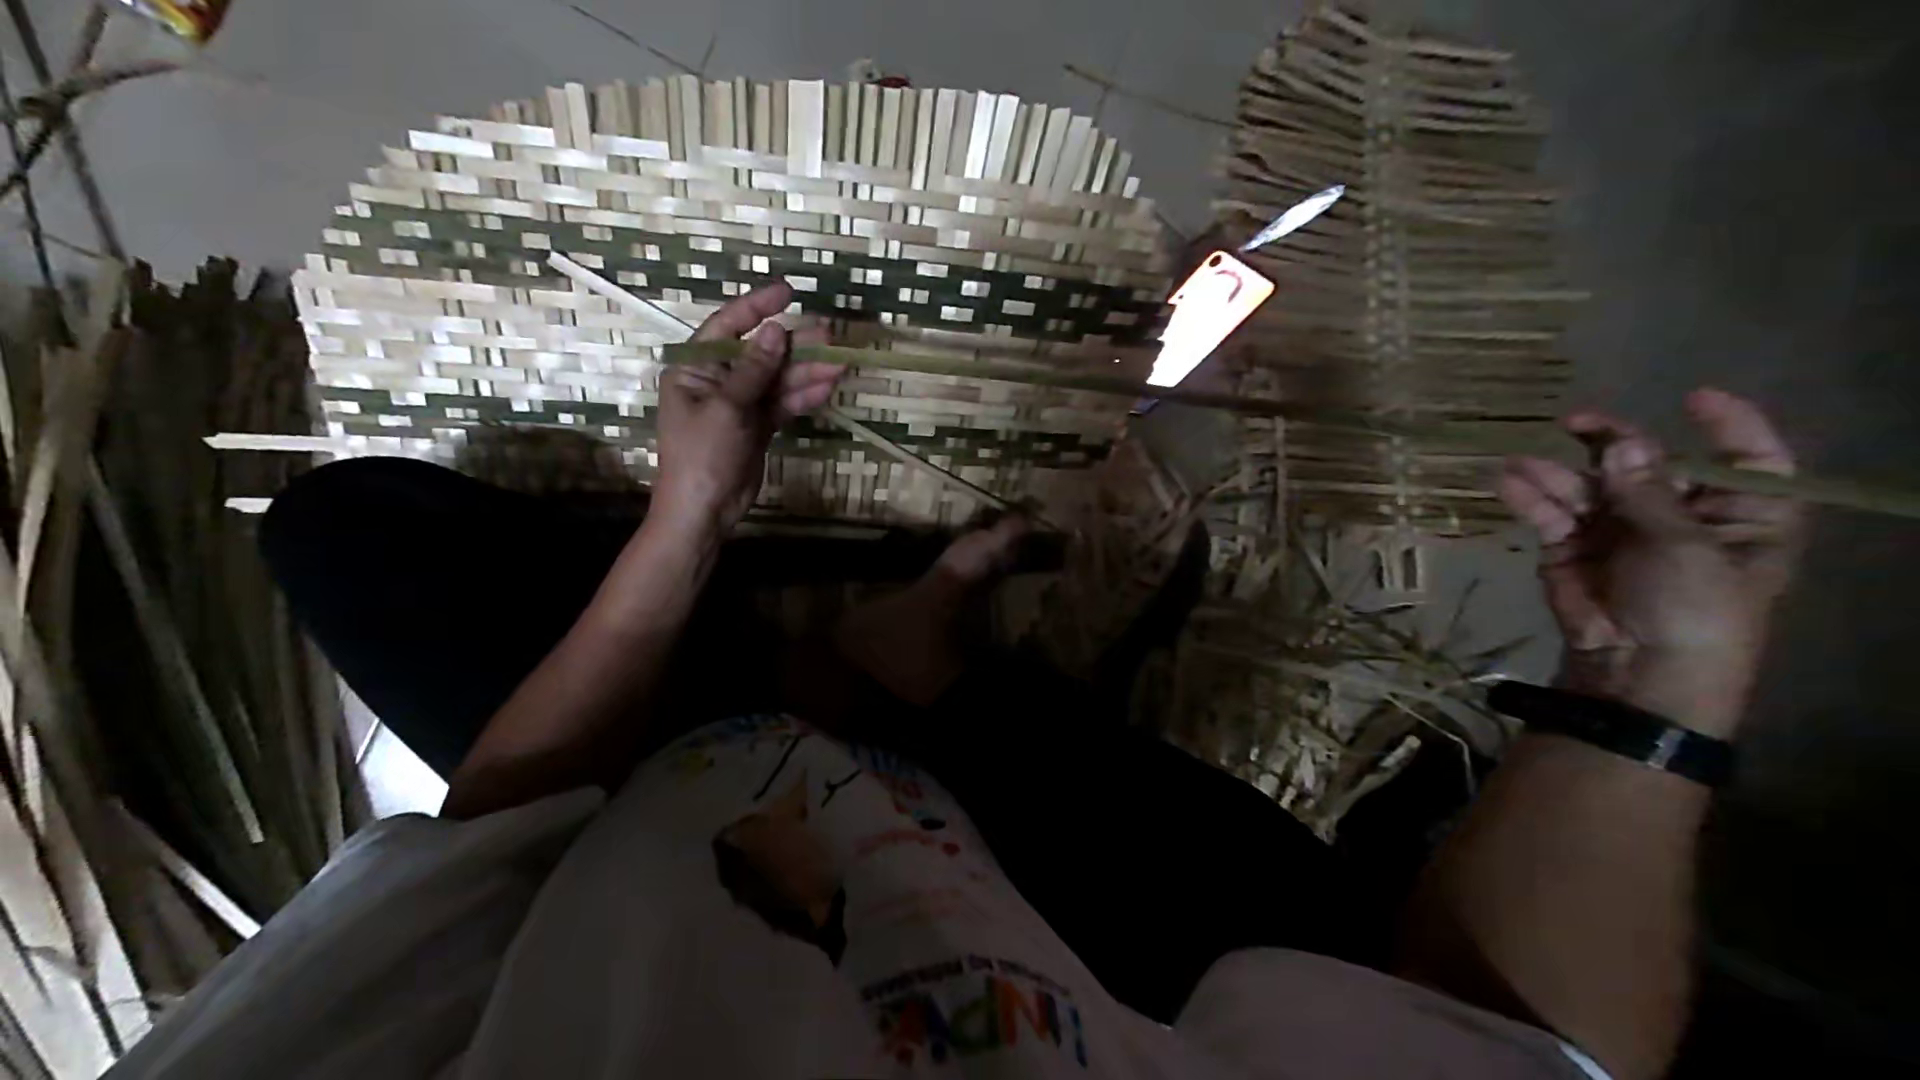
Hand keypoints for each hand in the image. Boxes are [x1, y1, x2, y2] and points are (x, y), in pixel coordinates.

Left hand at [651, 282, 842, 531]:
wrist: (705, 509)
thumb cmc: (702, 454)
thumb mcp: (727, 407)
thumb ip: (754, 369)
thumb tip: (777, 329)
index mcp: (696, 368)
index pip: (728, 326)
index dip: (757, 307)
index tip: (788, 292)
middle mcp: (718, 380)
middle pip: (761, 353)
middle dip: (795, 345)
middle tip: (829, 334)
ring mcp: (741, 404)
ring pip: (777, 380)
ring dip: (807, 372)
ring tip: (839, 363)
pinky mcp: (758, 426)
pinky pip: (783, 404)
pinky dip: (803, 398)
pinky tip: (827, 389)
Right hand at [1498, 388, 1801, 735]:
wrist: (1638, 667)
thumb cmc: (1693, 607)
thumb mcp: (1685, 546)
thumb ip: (1647, 494)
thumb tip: (1623, 442)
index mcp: (1739, 516)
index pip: (1746, 459)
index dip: (1726, 426)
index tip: (1691, 397)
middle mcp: (1678, 516)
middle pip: (1647, 465)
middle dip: (1612, 443)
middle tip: (1574, 422)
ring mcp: (1619, 531)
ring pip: (1589, 488)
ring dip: (1557, 474)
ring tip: (1523, 464)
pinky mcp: (1570, 548)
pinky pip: (1551, 514)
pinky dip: (1531, 499)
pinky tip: (1511, 483)